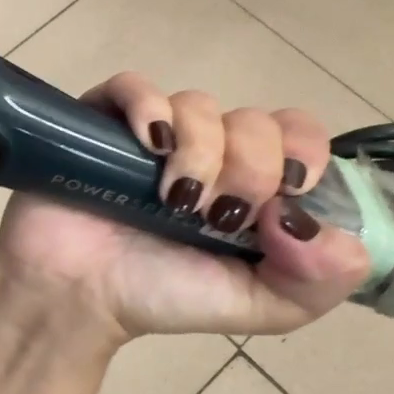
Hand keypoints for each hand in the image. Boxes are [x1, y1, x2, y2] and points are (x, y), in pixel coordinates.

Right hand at [0, 72, 369, 342]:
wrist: (75, 293)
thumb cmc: (159, 295)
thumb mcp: (261, 306)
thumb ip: (318, 279)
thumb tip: (317, 226)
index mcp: (249, 186)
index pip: (297, 134)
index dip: (302, 153)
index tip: (285, 195)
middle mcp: (205, 152)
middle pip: (252, 120)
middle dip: (247, 167)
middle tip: (215, 213)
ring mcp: (149, 137)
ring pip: (197, 104)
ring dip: (199, 149)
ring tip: (172, 197)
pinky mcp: (97, 123)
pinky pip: (131, 86)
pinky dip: (147, 106)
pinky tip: (149, 144)